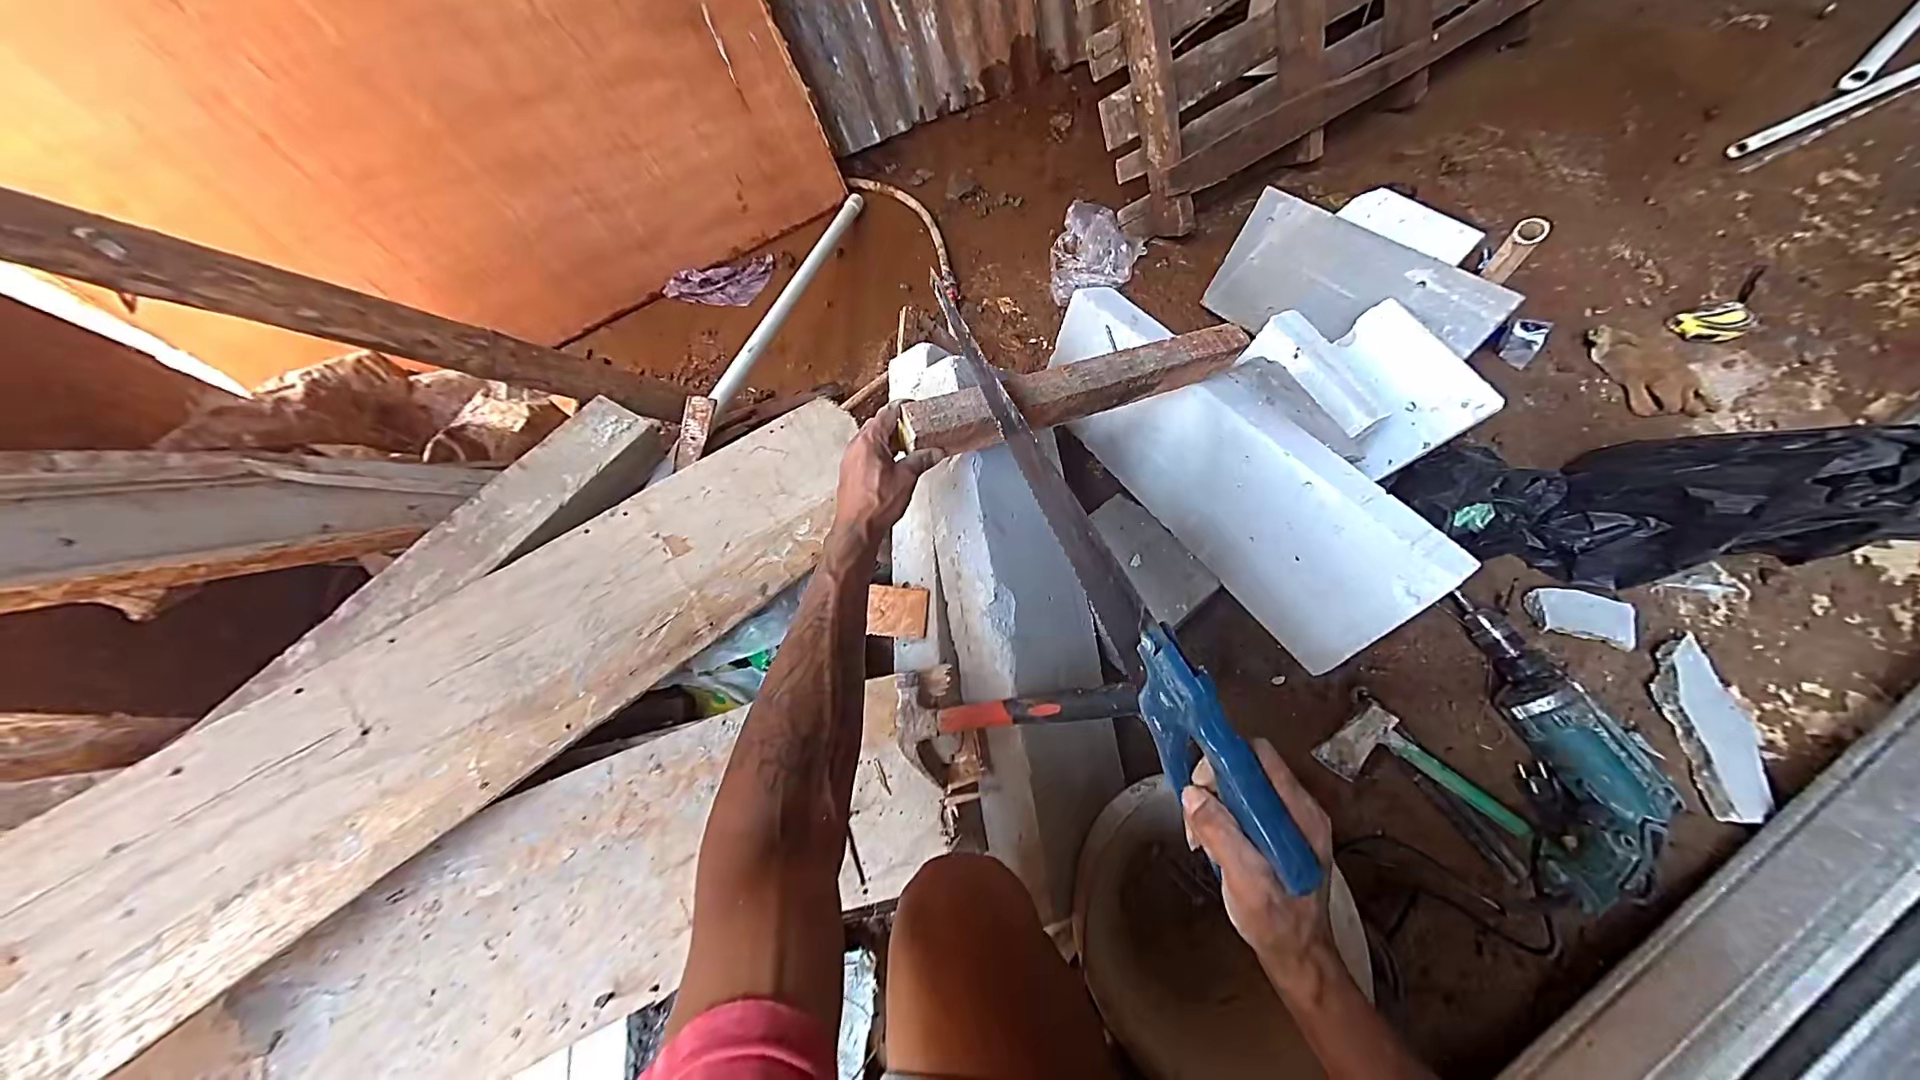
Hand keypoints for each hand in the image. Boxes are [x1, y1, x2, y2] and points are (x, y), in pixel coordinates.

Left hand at [833, 401, 944, 544]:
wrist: (857, 528)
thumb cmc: (876, 504)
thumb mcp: (907, 478)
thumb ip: (921, 459)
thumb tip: (934, 452)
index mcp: (869, 440)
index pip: (887, 413)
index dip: (903, 408)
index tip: (914, 407)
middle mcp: (856, 445)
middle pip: (878, 425)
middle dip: (898, 425)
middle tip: (916, 429)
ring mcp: (850, 458)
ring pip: (872, 440)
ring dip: (890, 440)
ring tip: (908, 448)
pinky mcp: (850, 471)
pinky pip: (866, 453)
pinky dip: (881, 452)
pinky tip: (893, 464)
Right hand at [1182, 739, 1337, 984]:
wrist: (1297, 954)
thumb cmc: (1277, 923)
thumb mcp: (1246, 882)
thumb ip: (1221, 835)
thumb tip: (1193, 794)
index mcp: (1301, 815)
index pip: (1260, 756)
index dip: (1226, 759)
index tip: (1201, 782)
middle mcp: (1298, 808)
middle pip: (1246, 766)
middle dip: (1213, 785)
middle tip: (1196, 815)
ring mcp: (1287, 818)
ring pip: (1239, 784)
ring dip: (1212, 803)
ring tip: (1201, 836)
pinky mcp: (1275, 829)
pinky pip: (1240, 804)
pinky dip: (1219, 816)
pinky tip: (1212, 842)